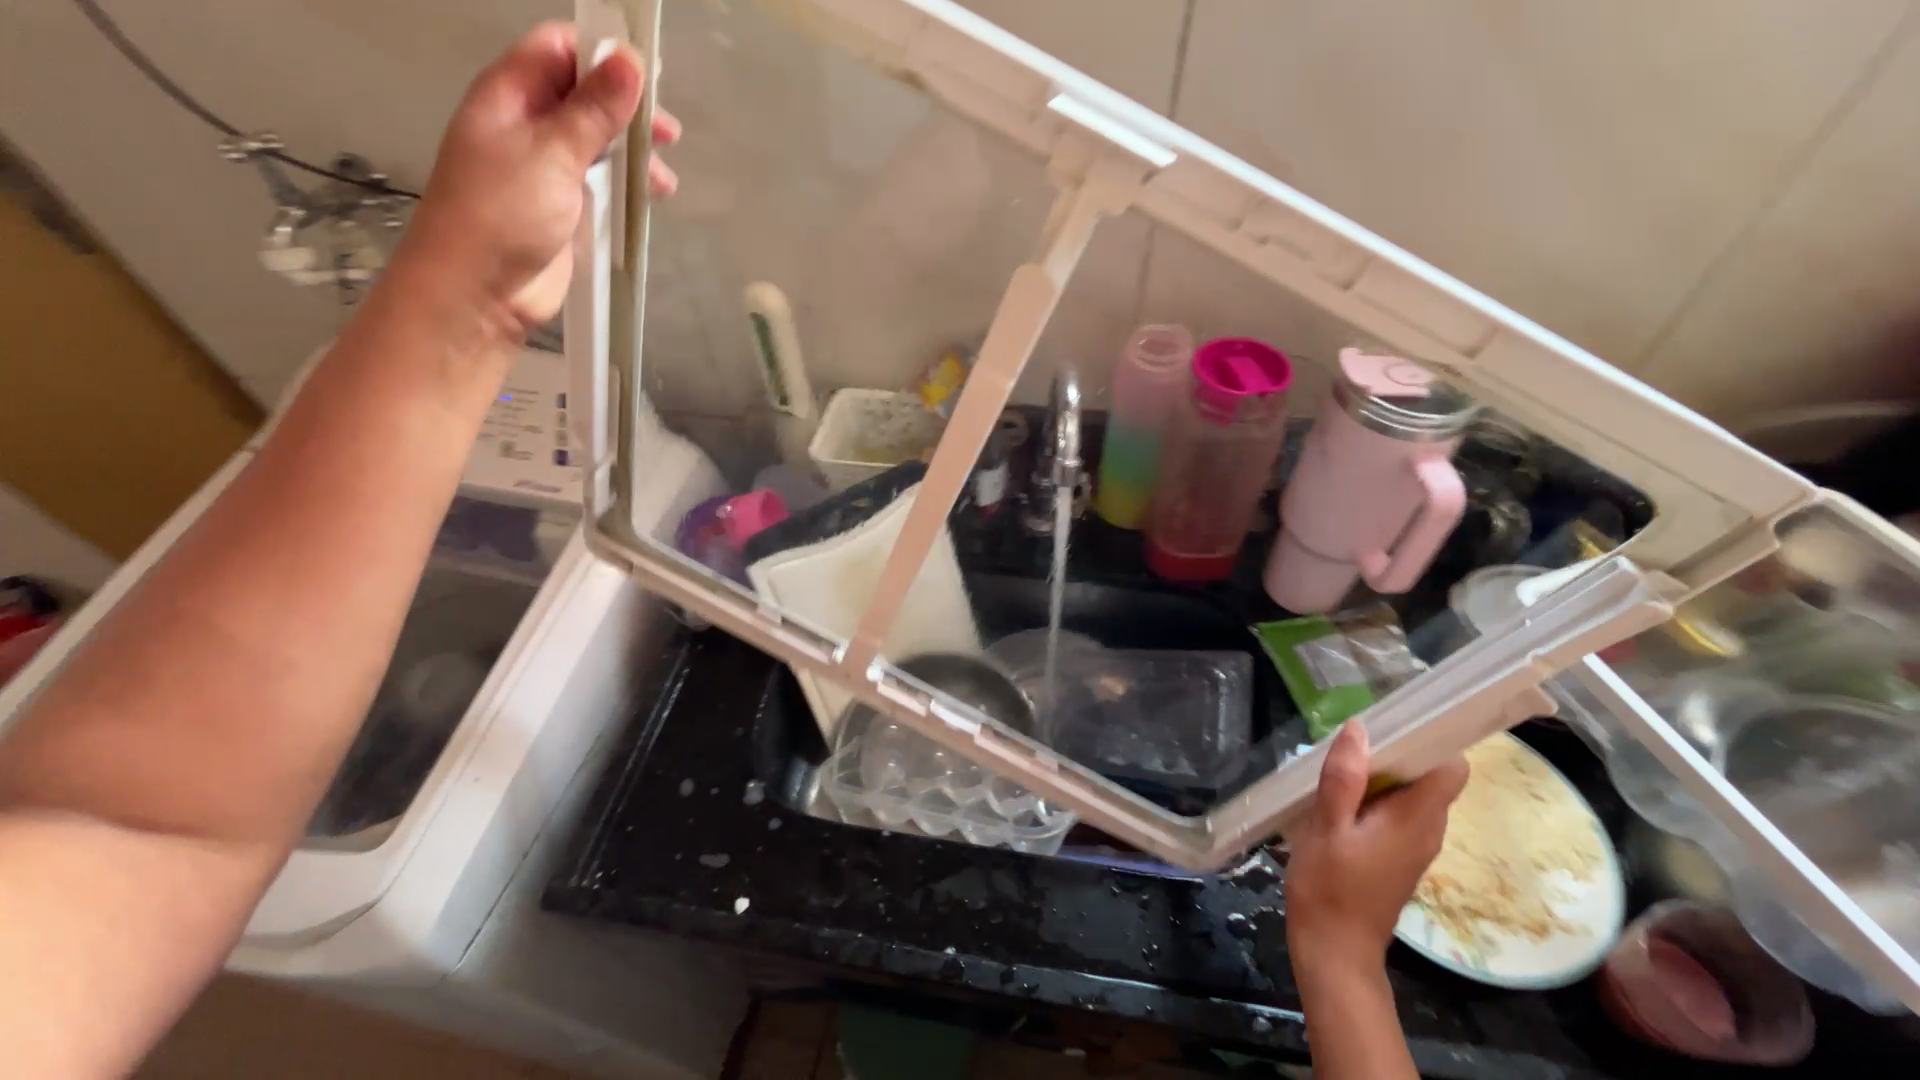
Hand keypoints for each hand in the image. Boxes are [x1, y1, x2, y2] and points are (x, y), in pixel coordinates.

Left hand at [389, 21, 681, 337]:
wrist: (477, 293)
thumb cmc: (504, 213)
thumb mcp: (552, 153)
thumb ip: (594, 109)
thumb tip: (629, 58)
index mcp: (510, 95)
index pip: (559, 48)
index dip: (602, 53)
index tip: (648, 73)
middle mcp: (526, 124)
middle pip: (584, 95)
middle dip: (627, 109)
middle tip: (666, 132)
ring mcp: (545, 168)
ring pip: (598, 142)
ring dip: (632, 153)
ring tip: (662, 178)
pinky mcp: (562, 207)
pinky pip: (599, 182)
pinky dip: (626, 185)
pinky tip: (649, 197)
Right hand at [1283, 722, 1469, 968]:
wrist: (1334, 951)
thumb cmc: (1329, 888)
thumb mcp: (1327, 829)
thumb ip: (1344, 779)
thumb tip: (1360, 728)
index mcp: (1416, 819)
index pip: (1452, 768)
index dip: (1432, 740)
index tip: (1396, 723)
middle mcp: (1427, 830)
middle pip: (1431, 775)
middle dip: (1399, 751)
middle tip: (1353, 743)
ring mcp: (1415, 845)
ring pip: (1413, 793)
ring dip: (1384, 774)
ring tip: (1341, 766)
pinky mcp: (1399, 855)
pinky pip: (1399, 811)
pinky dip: (1377, 796)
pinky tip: (1341, 798)